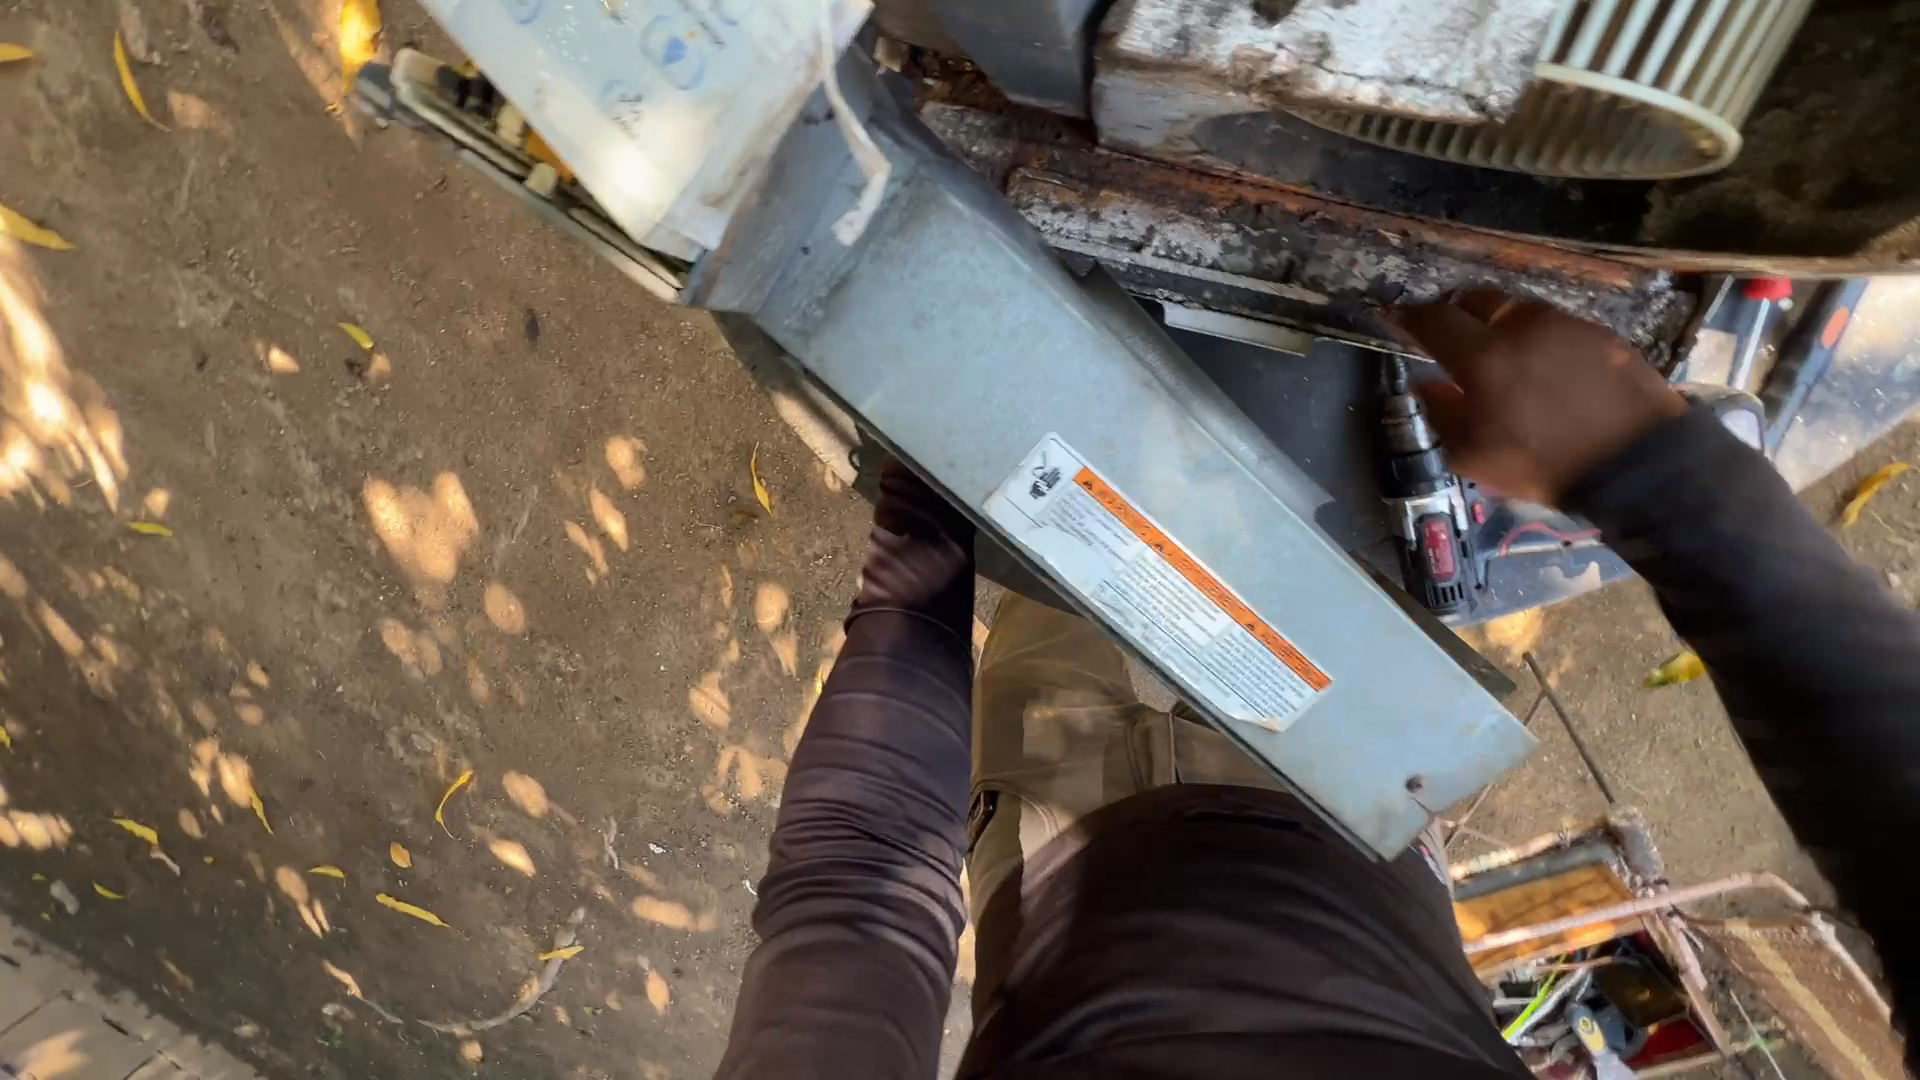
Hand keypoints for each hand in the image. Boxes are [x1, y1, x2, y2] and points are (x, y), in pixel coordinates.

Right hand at [1388, 291, 1687, 505]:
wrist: (1637, 465)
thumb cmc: (1539, 463)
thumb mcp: (1469, 452)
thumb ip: (1441, 411)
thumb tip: (1426, 384)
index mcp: (1484, 359)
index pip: (1435, 322)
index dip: (1409, 317)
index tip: (1394, 317)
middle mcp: (1523, 330)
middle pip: (1476, 300)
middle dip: (1451, 310)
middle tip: (1440, 329)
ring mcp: (1567, 327)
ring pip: (1515, 307)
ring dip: (1492, 319)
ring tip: (1487, 342)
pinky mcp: (1601, 335)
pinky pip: (1551, 323)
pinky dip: (1529, 333)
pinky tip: (1531, 357)